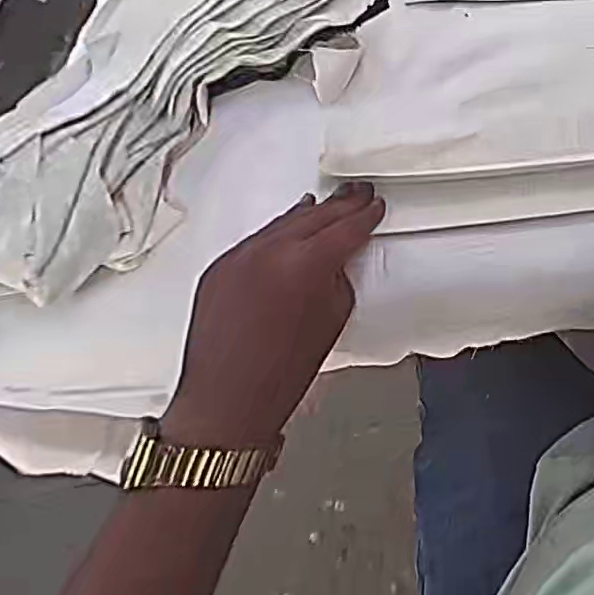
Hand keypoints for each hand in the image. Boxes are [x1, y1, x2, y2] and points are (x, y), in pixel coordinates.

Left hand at [161, 185, 384, 447]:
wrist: (228, 399)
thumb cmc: (281, 369)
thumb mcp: (334, 314)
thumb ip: (339, 273)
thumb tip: (338, 256)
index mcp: (305, 264)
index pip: (346, 227)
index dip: (365, 215)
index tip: (374, 208)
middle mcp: (269, 253)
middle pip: (316, 215)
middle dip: (342, 205)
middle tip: (359, 195)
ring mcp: (239, 258)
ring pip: (285, 221)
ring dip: (311, 213)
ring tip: (329, 204)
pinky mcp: (219, 267)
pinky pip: (258, 238)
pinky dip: (279, 231)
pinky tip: (291, 227)